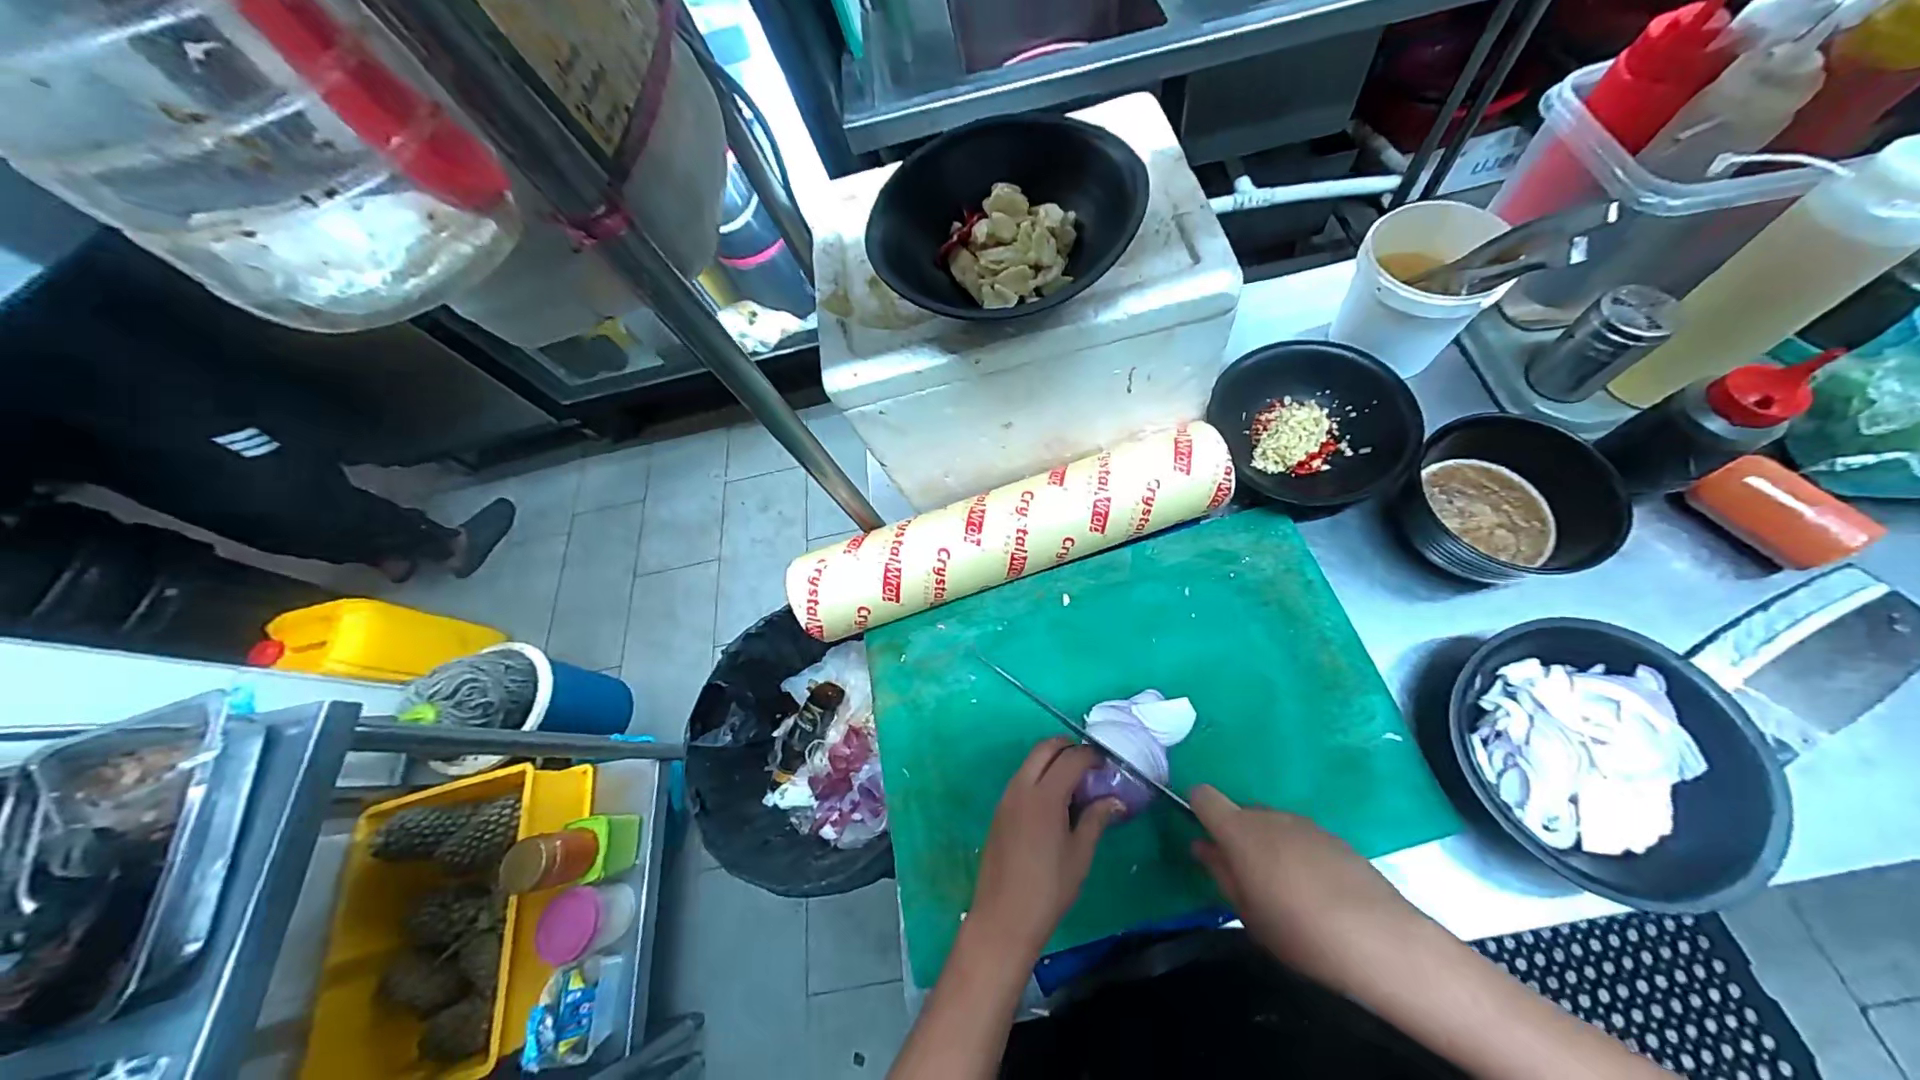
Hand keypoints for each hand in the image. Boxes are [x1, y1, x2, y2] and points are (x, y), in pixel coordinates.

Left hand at [967, 737, 1125, 959]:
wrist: (1004, 916)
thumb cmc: (1049, 888)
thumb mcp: (1080, 854)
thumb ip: (1096, 819)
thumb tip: (1115, 801)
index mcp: (1044, 796)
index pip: (1070, 758)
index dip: (1091, 755)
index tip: (1107, 763)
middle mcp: (1021, 788)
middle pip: (1044, 749)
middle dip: (1068, 747)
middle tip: (1090, 763)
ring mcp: (1006, 798)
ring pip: (1030, 762)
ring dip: (1051, 760)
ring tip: (1075, 781)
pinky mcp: (999, 811)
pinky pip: (1020, 779)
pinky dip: (1039, 775)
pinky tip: (1054, 799)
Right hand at [1188, 784, 1428, 990]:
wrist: (1380, 941)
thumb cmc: (1298, 931)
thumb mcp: (1247, 912)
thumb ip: (1220, 872)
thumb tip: (1203, 846)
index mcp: (1240, 830)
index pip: (1204, 795)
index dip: (1198, 810)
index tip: (1205, 839)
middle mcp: (1270, 816)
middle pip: (1241, 812)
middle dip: (1237, 836)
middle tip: (1247, 878)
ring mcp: (1306, 824)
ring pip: (1273, 824)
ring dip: (1269, 845)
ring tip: (1285, 890)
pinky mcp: (1336, 838)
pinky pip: (1302, 837)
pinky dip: (1298, 854)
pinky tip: (1316, 892)